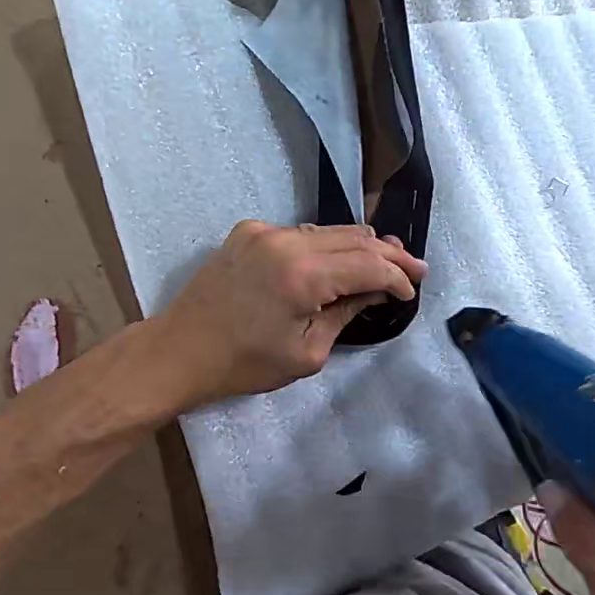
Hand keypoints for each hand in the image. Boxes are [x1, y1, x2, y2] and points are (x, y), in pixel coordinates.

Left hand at [154, 221, 427, 408]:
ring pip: (331, 230)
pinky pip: (303, 232)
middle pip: (356, 238)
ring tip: (386, 260)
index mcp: (303, 275)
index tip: (412, 290)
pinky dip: (327, 245)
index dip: (397, 276)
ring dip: (360, 246)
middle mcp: (287, 241)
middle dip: (389, 254)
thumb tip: (377, 291)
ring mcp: (266, 230)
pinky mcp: (250, 230)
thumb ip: (347, 312)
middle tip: (415, 268)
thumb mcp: (308, 352)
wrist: (179, 350)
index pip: (369, 265)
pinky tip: (337, 262)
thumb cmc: (245, 363)